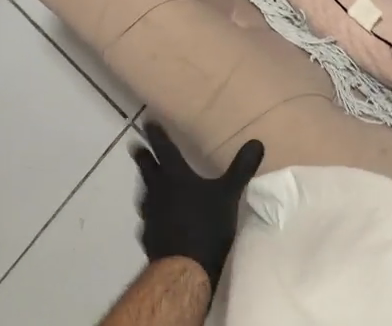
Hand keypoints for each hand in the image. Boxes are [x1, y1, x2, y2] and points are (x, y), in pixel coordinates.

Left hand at [132, 123, 264, 289]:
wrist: (184, 268)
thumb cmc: (207, 224)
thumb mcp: (229, 194)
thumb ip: (241, 168)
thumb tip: (256, 142)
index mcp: (175, 176)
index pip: (164, 150)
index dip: (157, 135)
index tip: (147, 122)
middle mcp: (158, 191)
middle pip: (147, 170)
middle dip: (143, 157)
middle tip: (136, 147)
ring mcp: (151, 216)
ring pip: (145, 194)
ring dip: (146, 185)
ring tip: (147, 181)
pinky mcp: (149, 237)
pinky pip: (148, 219)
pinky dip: (151, 213)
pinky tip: (155, 219)